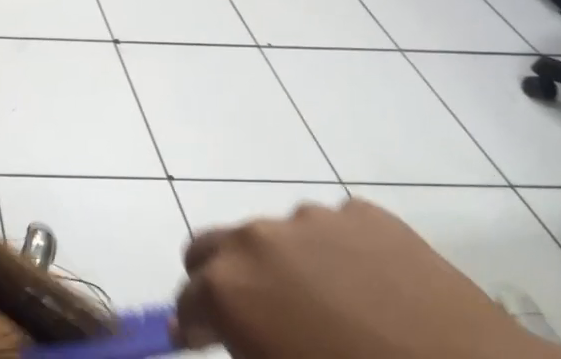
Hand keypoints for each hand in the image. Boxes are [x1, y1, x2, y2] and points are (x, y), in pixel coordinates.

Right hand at [175, 199, 560, 358]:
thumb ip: (244, 350)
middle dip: (218, 278)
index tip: (204, 341)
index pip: (186, 301)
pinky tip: (373, 294)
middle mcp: (257, 240)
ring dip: (283, 266)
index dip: (194, 325)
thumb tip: (216, 332)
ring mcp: (313, 220)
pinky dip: (337, 256)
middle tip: (255, 317)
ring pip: (275, 237)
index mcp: (228, 288)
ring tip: (330, 310)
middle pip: (211, 248)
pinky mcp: (366, 215)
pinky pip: (333, 231)